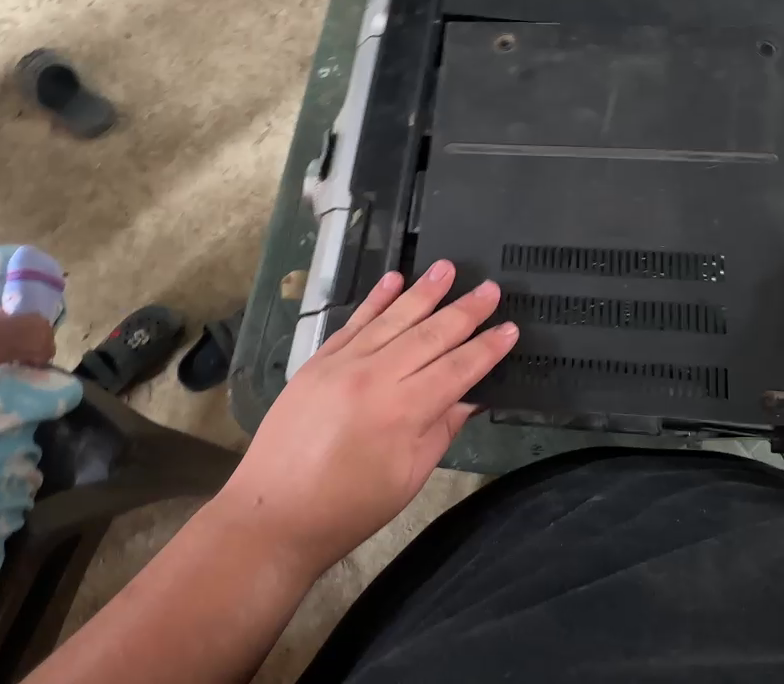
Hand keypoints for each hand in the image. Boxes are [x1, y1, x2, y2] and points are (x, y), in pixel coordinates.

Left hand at [221, 262, 518, 576]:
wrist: (273, 515)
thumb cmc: (349, 508)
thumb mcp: (408, 477)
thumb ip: (442, 429)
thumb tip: (472, 396)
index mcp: (403, 411)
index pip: (458, 369)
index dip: (487, 348)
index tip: (510, 328)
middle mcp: (376, 377)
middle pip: (431, 335)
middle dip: (465, 310)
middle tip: (491, 288)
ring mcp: (343, 363)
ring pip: (393, 318)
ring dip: (424, 291)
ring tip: (448, 268)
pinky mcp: (318, 361)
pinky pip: (353, 322)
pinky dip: (376, 299)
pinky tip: (395, 280)